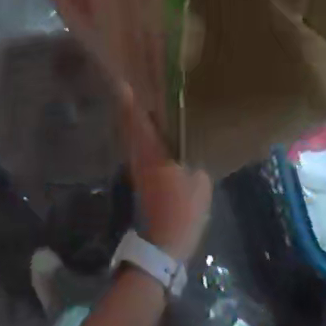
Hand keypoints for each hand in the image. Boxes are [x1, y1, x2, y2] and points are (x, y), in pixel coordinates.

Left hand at [117, 83, 210, 262]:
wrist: (162, 245)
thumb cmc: (182, 211)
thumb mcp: (199, 182)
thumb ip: (194, 158)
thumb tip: (192, 143)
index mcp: (152, 152)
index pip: (136, 119)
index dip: (130, 100)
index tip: (126, 80)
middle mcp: (139, 156)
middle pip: (130, 124)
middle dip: (131, 105)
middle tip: (138, 85)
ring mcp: (136, 167)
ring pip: (132, 136)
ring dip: (135, 119)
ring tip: (148, 103)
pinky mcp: (140, 178)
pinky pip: (138, 148)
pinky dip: (141, 135)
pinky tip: (155, 132)